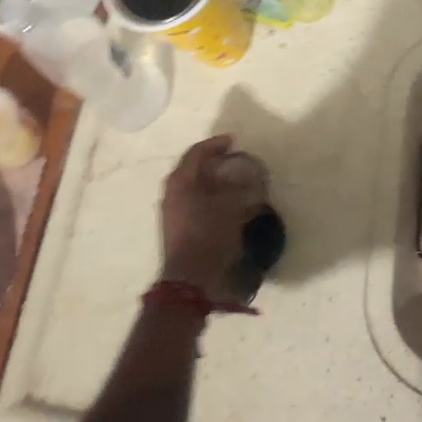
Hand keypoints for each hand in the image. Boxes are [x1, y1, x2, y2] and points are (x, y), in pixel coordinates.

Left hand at [159, 135, 258, 300]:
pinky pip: (192, 201)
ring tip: (232, 181)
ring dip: (211, 180)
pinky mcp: (175, 227)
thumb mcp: (230, 208)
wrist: (189, 279)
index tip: (233, 141)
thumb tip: (250, 179)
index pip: (197, 152)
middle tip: (233, 159)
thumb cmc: (209, 235)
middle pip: (192, 168)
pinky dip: (208, 196)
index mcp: (181, 180)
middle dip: (213, 162)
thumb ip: (240, 189)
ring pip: (192, 186)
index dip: (216, 144)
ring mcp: (171, 210)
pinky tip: (224, 203)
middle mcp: (171, 192)